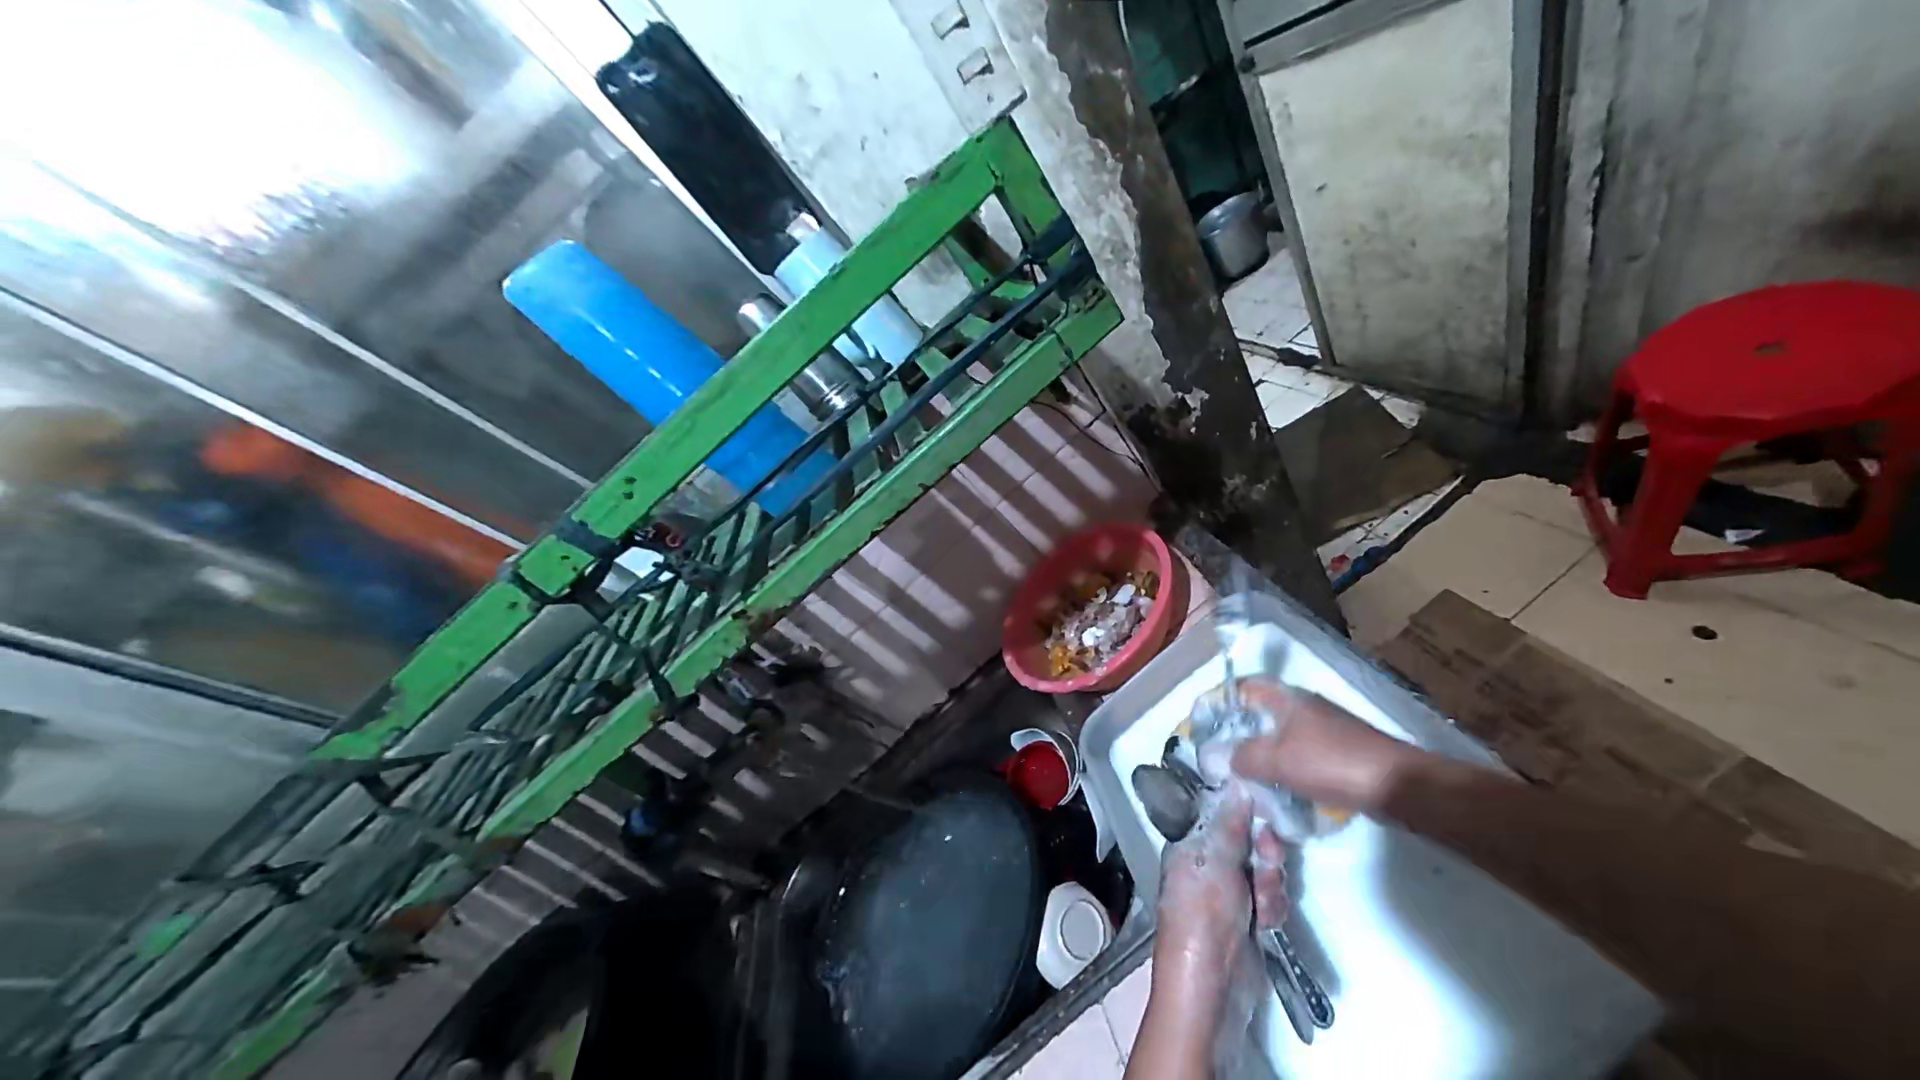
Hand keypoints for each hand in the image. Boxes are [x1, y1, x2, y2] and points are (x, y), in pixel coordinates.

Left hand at [1153, 785, 1286, 1007]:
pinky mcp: (1251, 919)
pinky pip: (1271, 900)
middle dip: (1263, 851)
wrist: (1211, 984)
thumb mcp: (1212, 860)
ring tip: (1261, 903)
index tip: (1263, 812)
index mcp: (1189, 845)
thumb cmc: (1201, 914)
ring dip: (1269, 884)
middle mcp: (1209, 864)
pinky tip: (1265, 922)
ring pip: (1264, 870)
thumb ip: (1228, 823)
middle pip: (1248, 841)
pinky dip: (1272, 908)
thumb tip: (1236, 781)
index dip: (1244, 812)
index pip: (1221, 814)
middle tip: (1266, 860)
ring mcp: (1230, 893)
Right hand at [1221, 678, 1422, 814]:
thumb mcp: (1276, 760)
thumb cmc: (1332, 763)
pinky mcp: (1337, 755)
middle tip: (1218, 757)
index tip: (1201, 723)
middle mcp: (1303, 708)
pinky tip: (1277, 794)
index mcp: (1286, 698)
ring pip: (1278, 739)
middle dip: (1236, 736)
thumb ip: (1239, 756)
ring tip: (1243, 780)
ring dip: (1260, 758)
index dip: (1218, 700)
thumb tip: (1214, 756)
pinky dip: (1283, 772)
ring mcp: (1322, 731)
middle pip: (1259, 715)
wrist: (1400, 787)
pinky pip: (1297, 758)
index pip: (1242, 686)